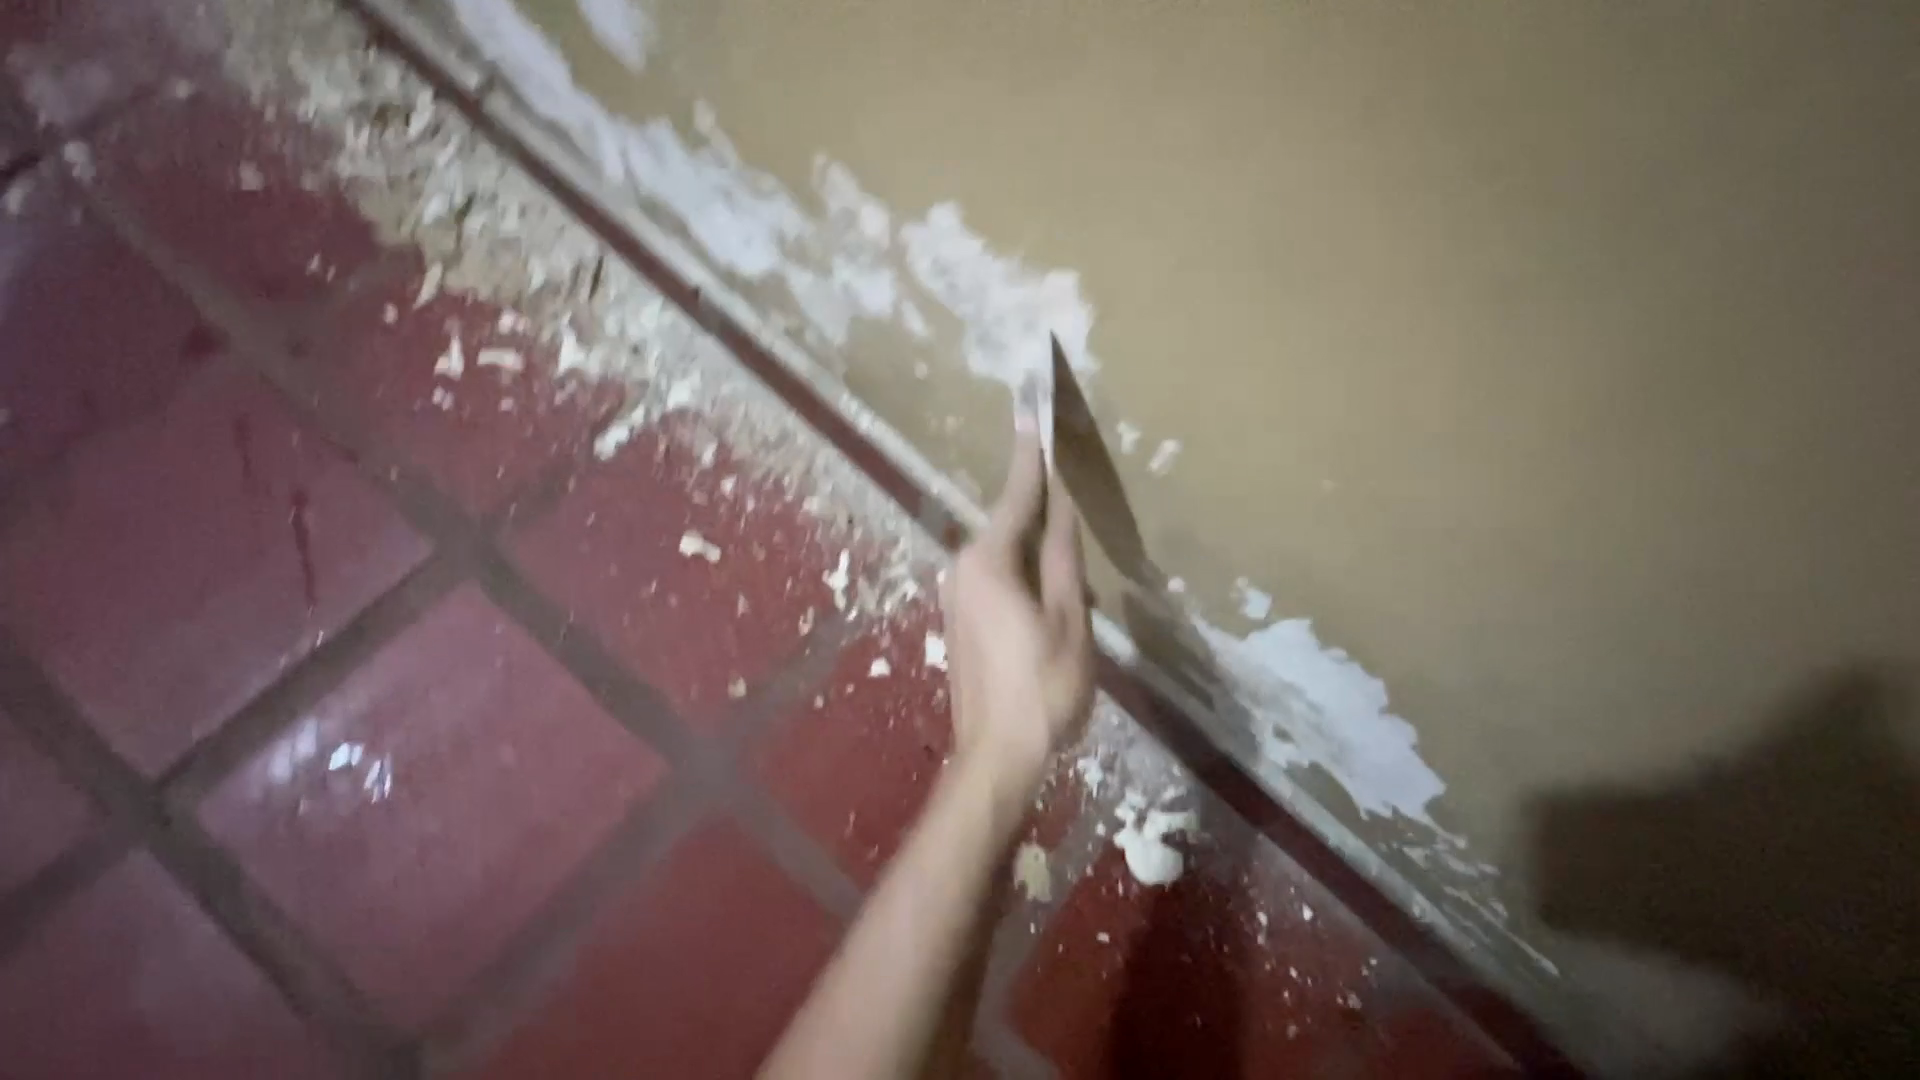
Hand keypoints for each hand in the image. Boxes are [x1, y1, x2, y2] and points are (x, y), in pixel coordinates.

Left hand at [942, 403, 1093, 791]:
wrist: (994, 755)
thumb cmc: (1042, 688)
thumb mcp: (1068, 619)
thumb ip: (1063, 557)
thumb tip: (1061, 504)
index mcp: (988, 561)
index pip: (1016, 495)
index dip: (1030, 455)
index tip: (1031, 412)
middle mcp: (962, 568)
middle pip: (1009, 524)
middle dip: (1040, 506)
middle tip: (1066, 478)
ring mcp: (955, 594)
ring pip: (1004, 554)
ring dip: (1036, 547)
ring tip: (1069, 550)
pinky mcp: (959, 618)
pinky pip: (995, 578)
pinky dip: (1023, 572)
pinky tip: (1048, 592)